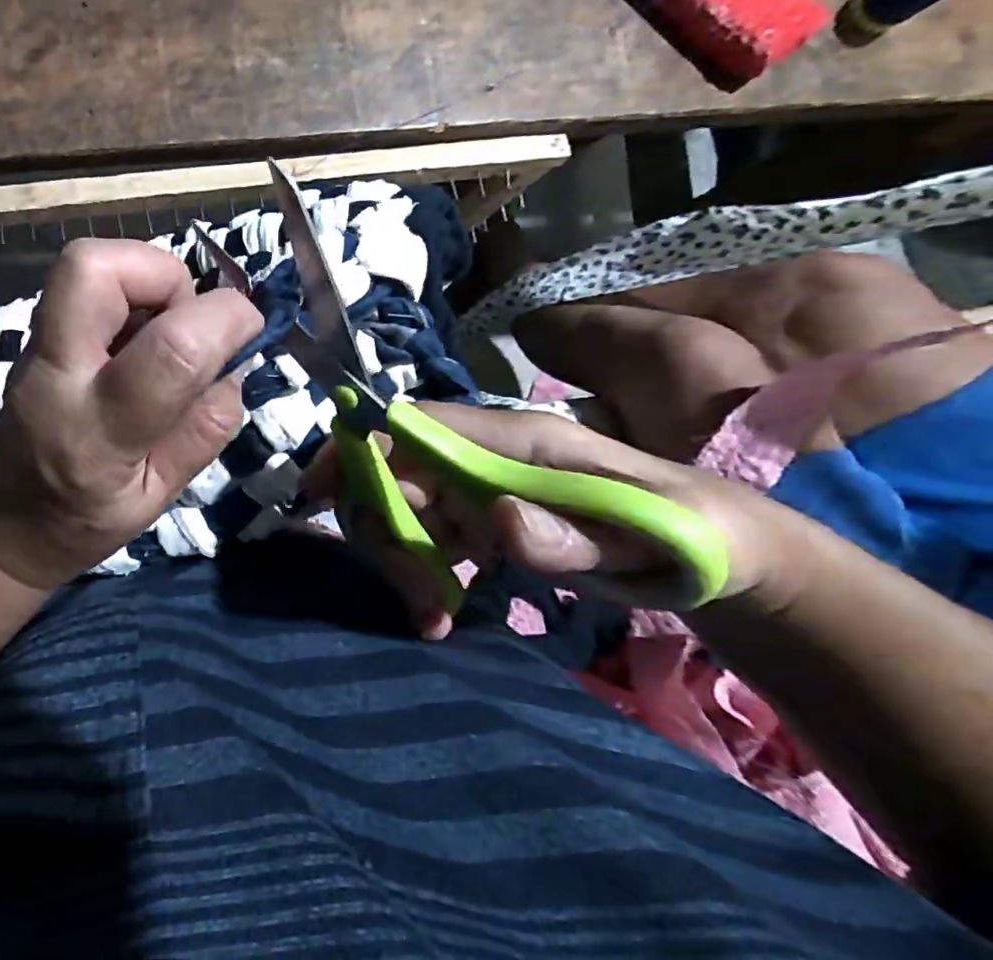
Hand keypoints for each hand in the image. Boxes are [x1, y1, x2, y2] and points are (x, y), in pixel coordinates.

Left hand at [0, 238, 264, 589]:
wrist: (9, 523)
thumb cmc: (85, 522)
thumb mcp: (158, 496)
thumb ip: (203, 429)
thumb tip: (233, 360)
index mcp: (97, 434)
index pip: (169, 351)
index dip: (224, 320)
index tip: (247, 330)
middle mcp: (55, 377)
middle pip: (91, 268)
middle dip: (161, 271)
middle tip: (185, 315)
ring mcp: (33, 353)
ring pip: (81, 265)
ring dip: (143, 277)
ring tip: (163, 327)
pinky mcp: (30, 343)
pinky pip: (78, 287)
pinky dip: (124, 293)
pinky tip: (134, 338)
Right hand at [302, 402, 812, 636]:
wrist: (720, 558)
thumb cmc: (692, 539)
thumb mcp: (652, 543)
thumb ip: (574, 536)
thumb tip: (494, 521)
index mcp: (513, 441)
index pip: (409, 425)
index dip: (354, 448)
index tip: (318, 492)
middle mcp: (480, 457)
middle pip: (389, 474)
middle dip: (382, 531)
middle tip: (418, 594)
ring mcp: (474, 488)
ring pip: (396, 510)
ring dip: (397, 561)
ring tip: (432, 613)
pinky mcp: (474, 520)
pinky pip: (419, 538)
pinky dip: (415, 574)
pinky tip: (438, 610)